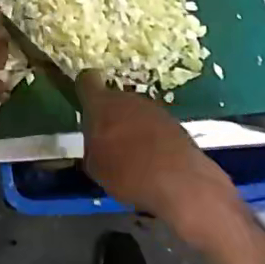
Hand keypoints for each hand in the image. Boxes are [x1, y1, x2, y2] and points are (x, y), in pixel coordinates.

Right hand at [78, 72, 238, 236]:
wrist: (180, 183)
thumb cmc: (127, 173)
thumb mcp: (95, 166)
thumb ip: (92, 145)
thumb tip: (96, 141)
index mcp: (101, 104)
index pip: (87, 81)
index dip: (84, 89)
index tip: (83, 103)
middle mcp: (127, 98)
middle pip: (113, 99)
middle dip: (109, 116)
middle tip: (106, 142)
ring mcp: (154, 108)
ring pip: (134, 112)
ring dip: (131, 127)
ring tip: (131, 156)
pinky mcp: (174, 122)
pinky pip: (153, 125)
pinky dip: (150, 138)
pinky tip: (152, 161)